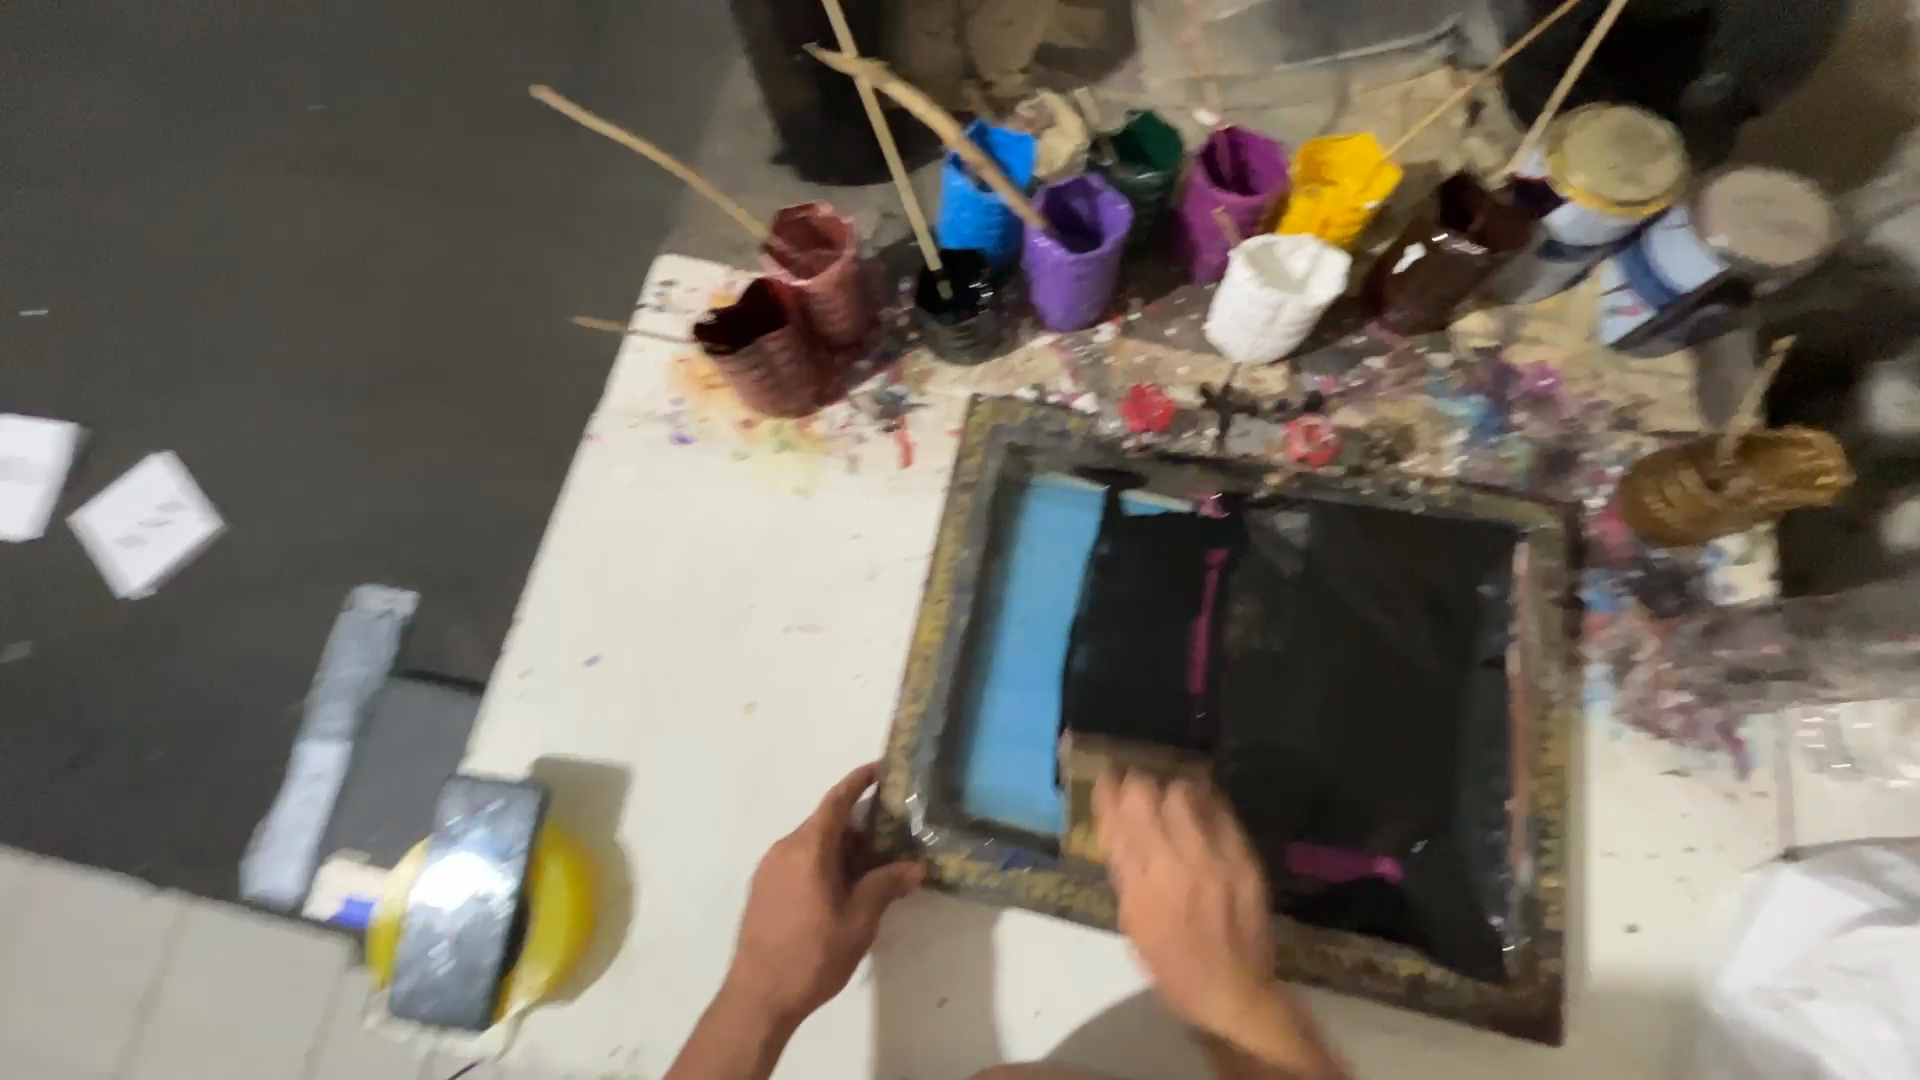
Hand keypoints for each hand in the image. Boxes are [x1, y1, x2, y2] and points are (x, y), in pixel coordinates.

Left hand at [724, 762, 924, 1025]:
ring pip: (812, 843)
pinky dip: (823, 862)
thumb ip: (886, 885)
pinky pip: (798, 860)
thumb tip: (916, 866)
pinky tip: (841, 889)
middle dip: (859, 826)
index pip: (836, 801)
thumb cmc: (812, 955)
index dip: (858, 781)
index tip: (879, 769)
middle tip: (891, 836)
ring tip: (871, 867)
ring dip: (841, 848)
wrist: (756, 999)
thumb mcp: (859, 921)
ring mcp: (769, 869)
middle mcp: (785, 848)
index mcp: (808, 847)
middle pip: (826, 823)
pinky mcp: (763, 889)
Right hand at [1095, 772, 1277, 1041]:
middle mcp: (1174, 863)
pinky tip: (1202, 806)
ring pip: (1184, 796)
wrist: (1232, 991)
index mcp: (1141, 883)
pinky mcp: (1243, 859)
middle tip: (1138, 784)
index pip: (1116, 819)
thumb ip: (1125, 870)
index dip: (1108, 792)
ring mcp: (1213, 858)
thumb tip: (1116, 826)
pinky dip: (1206, 804)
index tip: (1106, 778)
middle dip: (1138, 784)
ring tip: (1171, 794)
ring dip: (1171, 791)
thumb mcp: (1133, 920)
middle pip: (1147, 797)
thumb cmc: (1172, 963)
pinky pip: (1221, 813)